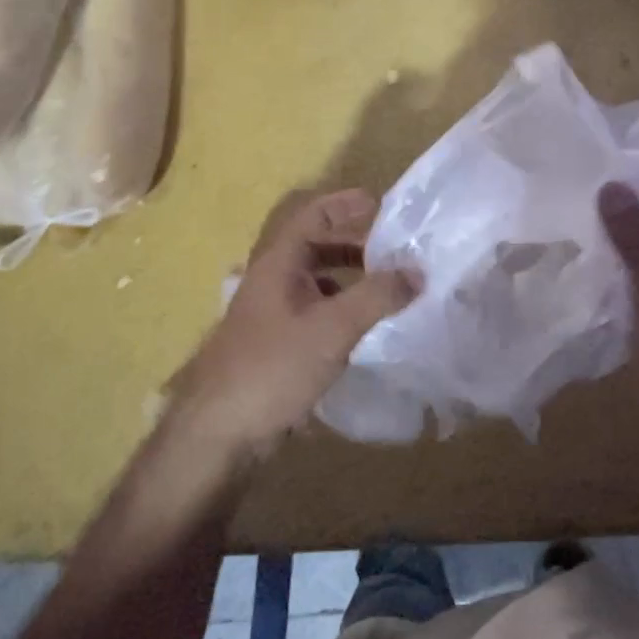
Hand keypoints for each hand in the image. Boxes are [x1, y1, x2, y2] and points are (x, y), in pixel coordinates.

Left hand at [169, 189, 418, 452]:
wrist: (220, 435)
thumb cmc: (273, 368)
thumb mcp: (332, 328)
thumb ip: (377, 296)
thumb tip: (418, 271)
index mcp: (278, 265)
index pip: (313, 216)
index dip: (346, 205)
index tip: (384, 204)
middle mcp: (273, 282)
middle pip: (316, 246)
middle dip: (356, 242)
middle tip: (397, 248)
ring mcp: (273, 316)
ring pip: (317, 281)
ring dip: (352, 277)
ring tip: (390, 286)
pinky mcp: (278, 346)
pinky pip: (317, 312)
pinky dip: (343, 308)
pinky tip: (366, 326)